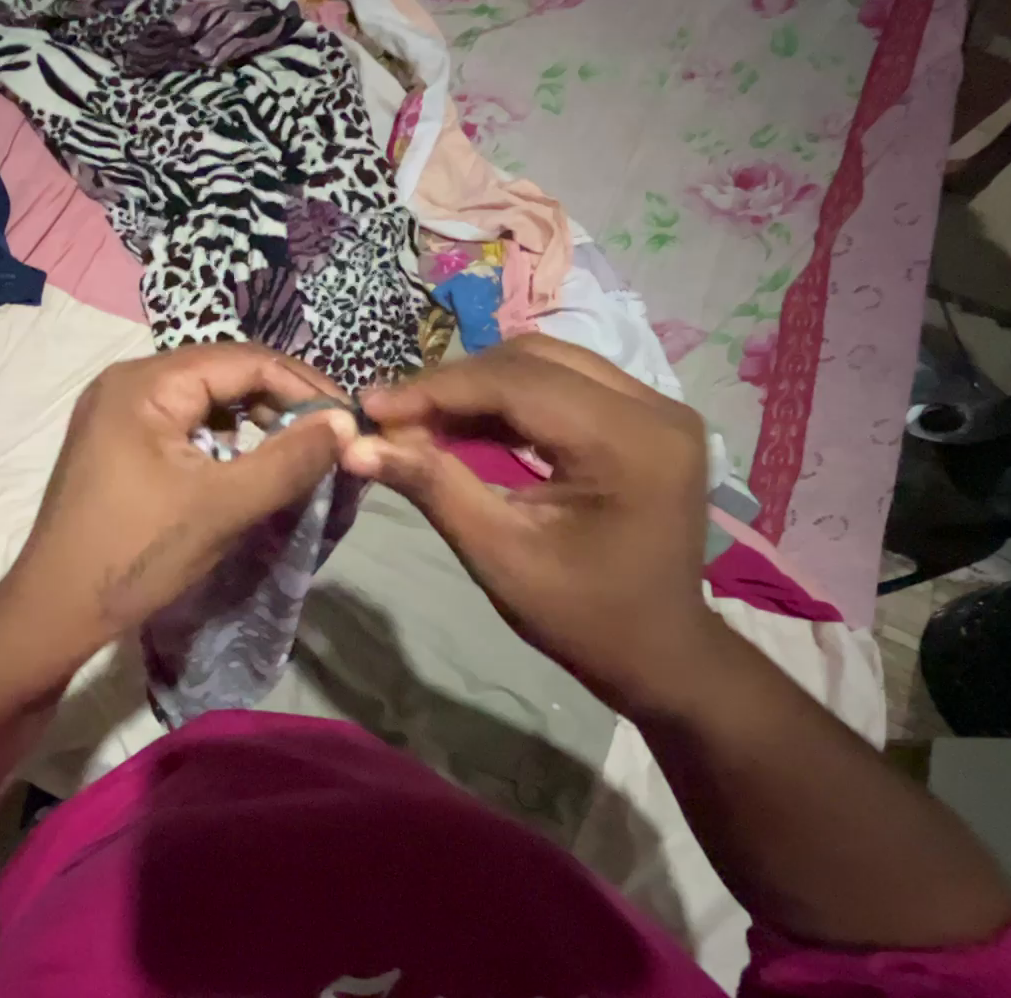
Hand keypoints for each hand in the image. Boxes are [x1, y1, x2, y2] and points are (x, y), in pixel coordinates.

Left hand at [2, 344, 355, 661]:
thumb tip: (344, 423)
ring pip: (204, 400)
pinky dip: (221, 440)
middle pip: (223, 373)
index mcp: (146, 383)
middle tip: (326, 439)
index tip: (348, 420)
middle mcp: (127, 382)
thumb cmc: (136, 553)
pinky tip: (244, 466)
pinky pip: (182, 425)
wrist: (55, 609)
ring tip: (294, 452)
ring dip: (253, 421)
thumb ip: (289, 460)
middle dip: (280, 402)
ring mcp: (117, 412)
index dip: (303, 386)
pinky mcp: (116, 442)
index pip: (244, 360)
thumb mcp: (222, 506)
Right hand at [341, 335, 715, 711]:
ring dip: (475, 387)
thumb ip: (431, 486)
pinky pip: (560, 385)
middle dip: (453, 383)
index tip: (371, 407)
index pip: (519, 384)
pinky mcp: (640, 417)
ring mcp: (654, 408)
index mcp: (630, 444)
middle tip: (392, 418)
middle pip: (532, 361)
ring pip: (544, 364)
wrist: (656, 650)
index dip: (437, 389)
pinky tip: (460, 425)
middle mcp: (653, 408)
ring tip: (418, 421)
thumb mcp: (497, 554)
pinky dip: (503, 400)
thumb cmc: (580, 615)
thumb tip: (355, 447)